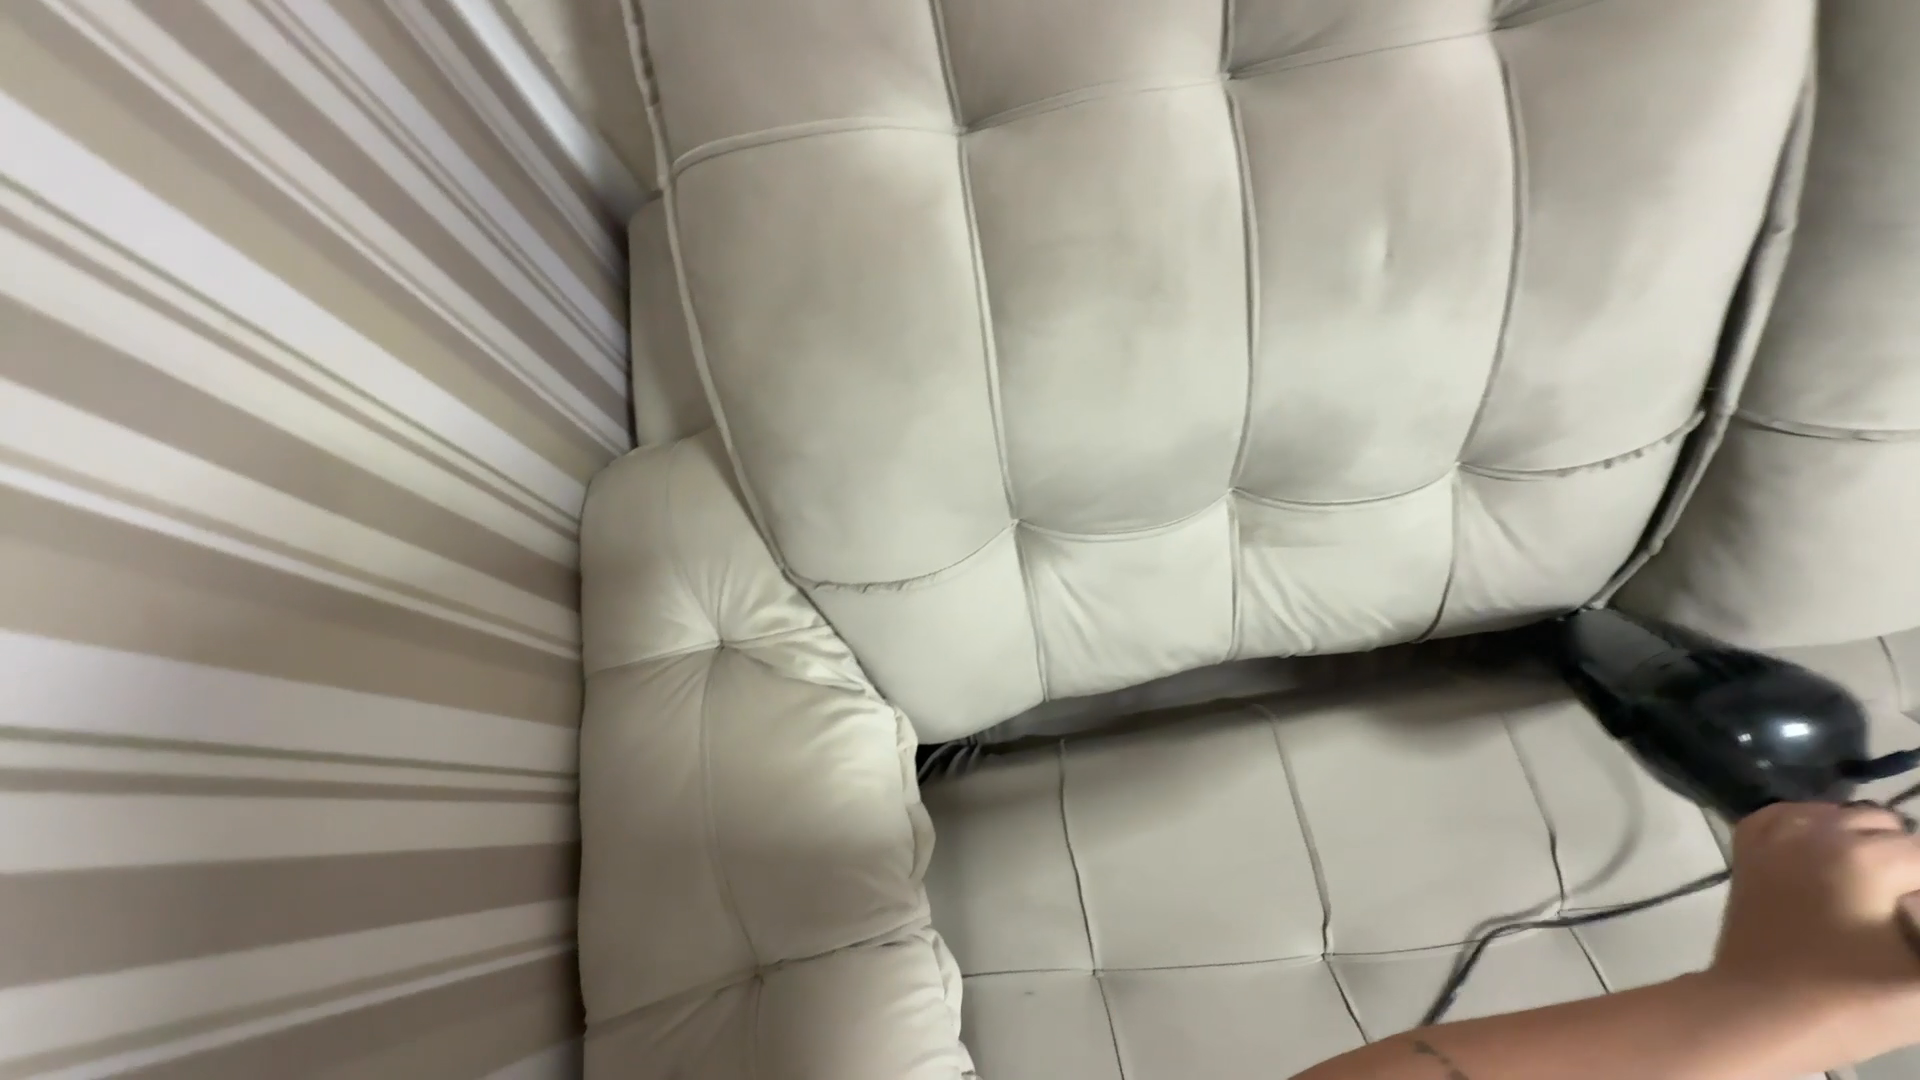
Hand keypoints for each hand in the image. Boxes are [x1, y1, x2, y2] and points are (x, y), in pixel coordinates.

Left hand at [1707, 802, 1919, 1065]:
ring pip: (1834, 814)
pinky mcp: (1747, 852)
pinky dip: (1814, 826)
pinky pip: (1784, 816)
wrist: (1766, 1004)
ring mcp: (1770, 838)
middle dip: (1909, 858)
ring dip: (1865, 838)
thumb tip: (1912, 904)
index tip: (1914, 917)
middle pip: (1882, 824)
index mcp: (1863, 857)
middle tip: (1909, 901)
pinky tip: (1834, 855)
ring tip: (1887, 885)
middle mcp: (1810, 833)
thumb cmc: (1856, 996)